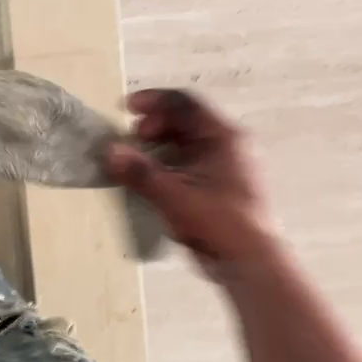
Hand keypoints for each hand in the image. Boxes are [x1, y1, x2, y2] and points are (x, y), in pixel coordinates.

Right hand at [105, 89, 276, 275]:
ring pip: (187, 142)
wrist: (252, 262)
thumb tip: (109, 151)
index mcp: (223, 136)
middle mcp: (229, 144)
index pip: (186, 102)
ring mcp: (227, 165)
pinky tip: (151, 178)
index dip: (154, 100)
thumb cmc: (218, 222)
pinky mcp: (221, 184)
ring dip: (159, 145)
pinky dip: (168, 162)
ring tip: (136, 159)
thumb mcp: (173, 195)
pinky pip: (190, 161)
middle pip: (186, 120)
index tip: (126, 108)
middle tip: (131, 140)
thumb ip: (139, 171)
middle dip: (154, 125)